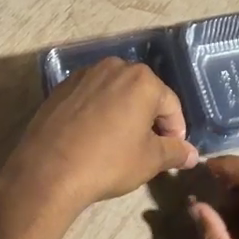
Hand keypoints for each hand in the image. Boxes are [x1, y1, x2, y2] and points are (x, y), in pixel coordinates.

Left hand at [0, 58, 197, 220]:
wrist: (48, 171)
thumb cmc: (108, 162)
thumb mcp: (149, 160)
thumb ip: (175, 152)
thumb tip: (191, 154)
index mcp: (142, 80)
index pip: (171, 105)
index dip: (176, 131)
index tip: (172, 152)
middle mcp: (114, 67)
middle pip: (143, 93)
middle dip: (149, 119)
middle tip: (148, 147)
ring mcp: (84, 75)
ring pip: (115, 93)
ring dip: (123, 113)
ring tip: (120, 143)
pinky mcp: (61, 88)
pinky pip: (91, 97)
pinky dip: (98, 113)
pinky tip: (93, 138)